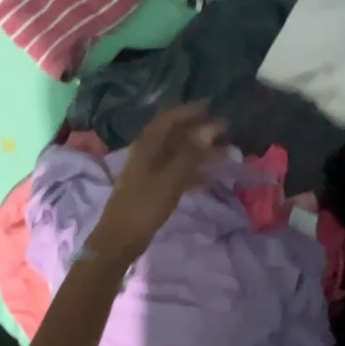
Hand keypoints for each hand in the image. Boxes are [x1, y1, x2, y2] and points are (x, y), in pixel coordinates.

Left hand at [89, 104, 224, 265]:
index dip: (190, 111)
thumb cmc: (145, 205)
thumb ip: (191, 153)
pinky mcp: (152, 187)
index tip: (211, 106)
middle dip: (199, 131)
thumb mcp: (171, 178)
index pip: (170, 119)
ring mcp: (149, 171)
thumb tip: (210, 128)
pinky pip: (176, 173)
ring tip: (224, 154)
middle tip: (224, 131)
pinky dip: (192, 173)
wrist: (120, 239)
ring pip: (178, 154)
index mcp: (148, 145)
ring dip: (199, 153)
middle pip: (175, 135)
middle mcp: (147, 153)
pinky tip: (209, 181)